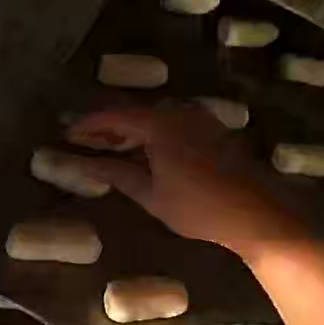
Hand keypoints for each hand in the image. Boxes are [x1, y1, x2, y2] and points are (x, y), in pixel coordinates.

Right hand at [66, 104, 305, 258]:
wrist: (256, 212)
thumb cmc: (198, 207)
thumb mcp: (151, 194)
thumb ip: (117, 175)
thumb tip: (87, 165)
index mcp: (160, 123)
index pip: (114, 116)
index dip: (89, 124)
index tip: (68, 133)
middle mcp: (179, 112)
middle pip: (134, 113)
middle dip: (107, 126)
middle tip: (84, 141)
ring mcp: (199, 119)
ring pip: (154, 117)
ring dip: (130, 130)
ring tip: (109, 148)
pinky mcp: (211, 130)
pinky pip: (172, 124)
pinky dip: (151, 134)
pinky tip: (143, 152)